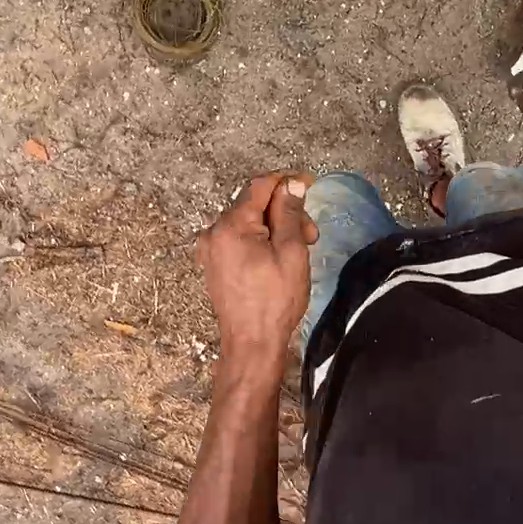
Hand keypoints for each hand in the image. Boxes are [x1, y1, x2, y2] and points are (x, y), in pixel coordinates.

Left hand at [196, 172, 317, 358]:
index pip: (259, 186)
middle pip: (254, 205)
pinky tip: (281, 255)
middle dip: (285, 212)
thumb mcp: (291, 251)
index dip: (286, 180)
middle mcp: (214, 232)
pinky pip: (240, 239)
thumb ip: (289, 213)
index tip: (310, 182)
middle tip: (311, 233)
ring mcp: (211, 249)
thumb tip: (292, 184)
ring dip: (277, 227)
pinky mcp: (214, 263)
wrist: (252, 343)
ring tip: (300, 248)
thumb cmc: (275, 299)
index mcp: (231, 226)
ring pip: (249, 223)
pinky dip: (262, 239)